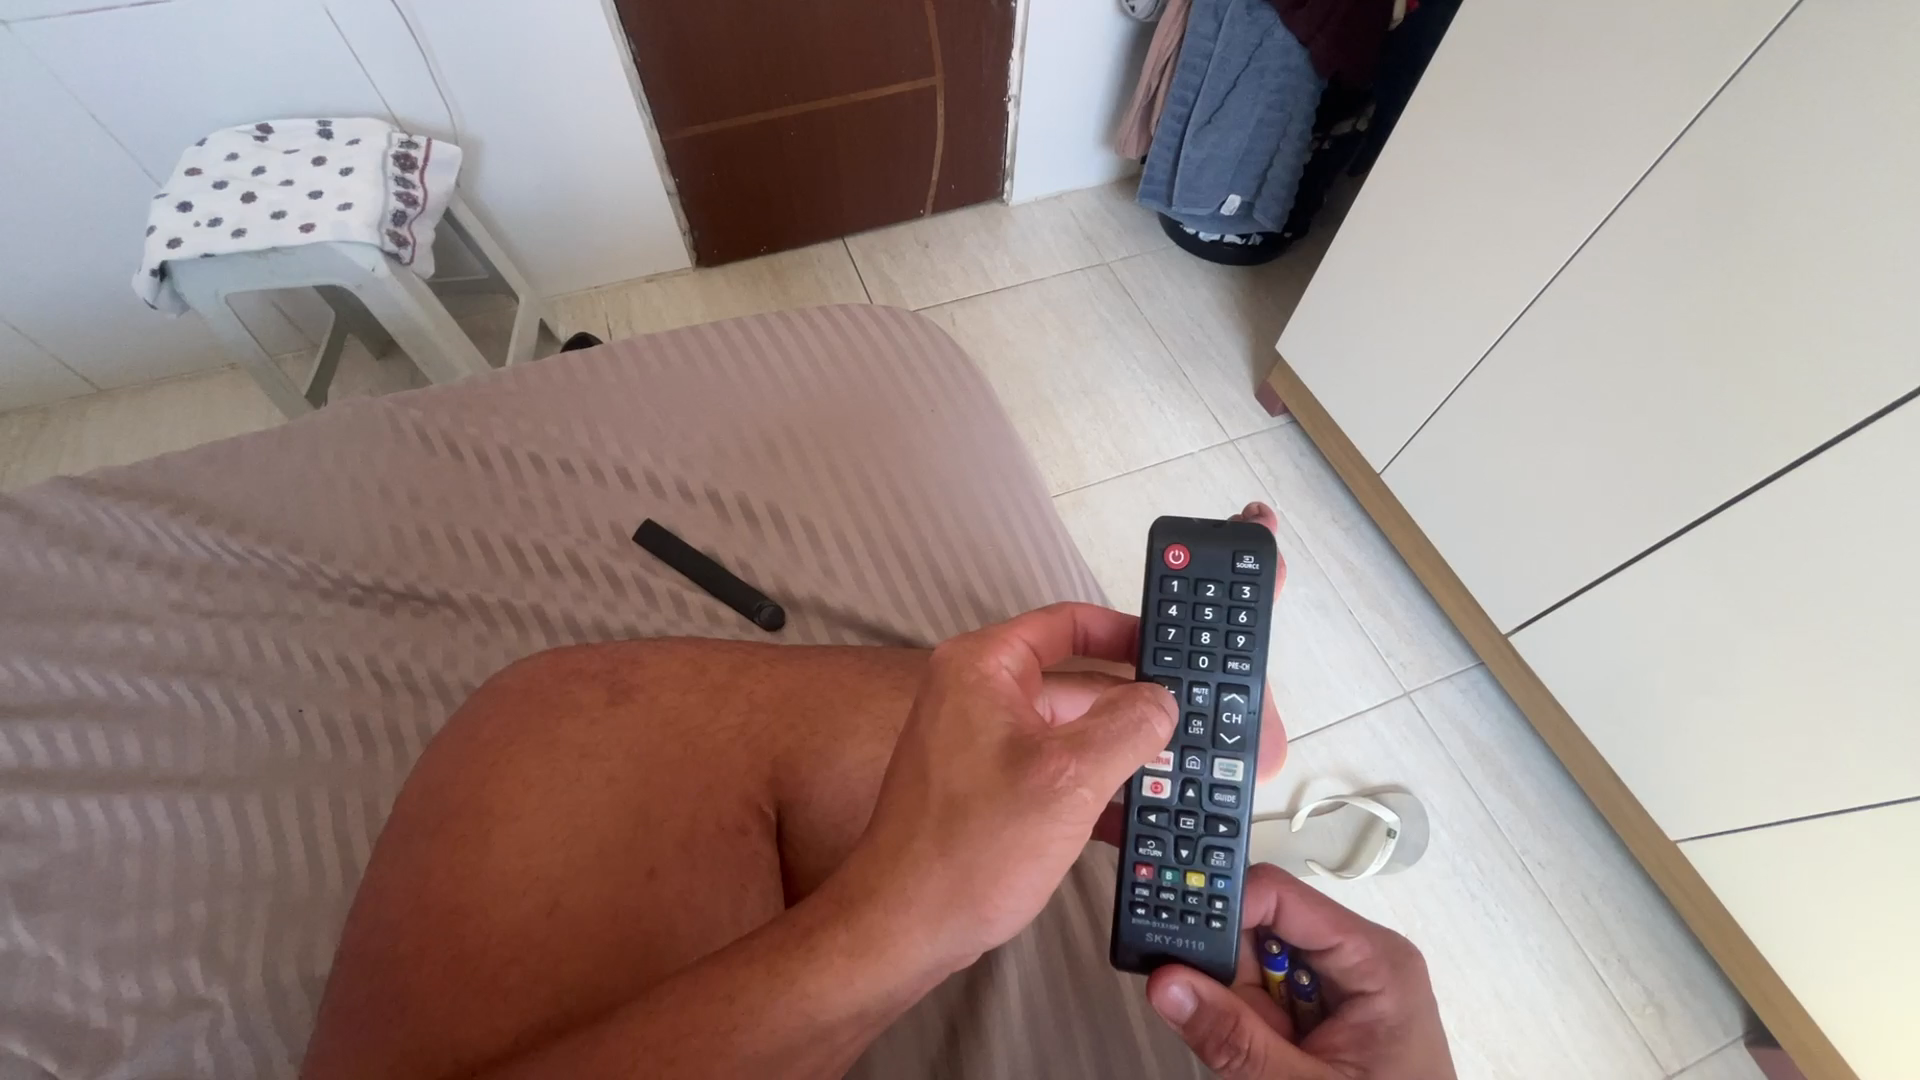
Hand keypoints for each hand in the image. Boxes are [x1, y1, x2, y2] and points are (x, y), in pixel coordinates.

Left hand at [833, 602, 1177, 974]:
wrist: (907, 925)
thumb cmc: (968, 848)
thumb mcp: (1069, 778)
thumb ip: (1127, 726)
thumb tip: (1160, 700)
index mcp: (983, 666)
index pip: (1064, 623)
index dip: (1121, 631)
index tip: (1166, 646)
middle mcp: (976, 690)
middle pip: (1074, 681)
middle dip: (1129, 710)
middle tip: (1185, 729)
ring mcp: (979, 737)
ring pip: (1067, 730)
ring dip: (1115, 755)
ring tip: (1169, 779)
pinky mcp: (985, 779)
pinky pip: (1049, 765)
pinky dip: (1088, 784)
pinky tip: (1130, 818)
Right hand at [1145, 864, 1454, 1078]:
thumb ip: (1236, 1039)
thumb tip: (1165, 983)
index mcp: (1370, 956)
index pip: (1275, 893)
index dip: (1221, 908)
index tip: (1175, 940)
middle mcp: (1353, 954)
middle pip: (1256, 924)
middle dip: (1227, 971)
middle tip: (1210, 1014)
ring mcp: (1336, 981)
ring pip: (1251, 960)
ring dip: (1237, 1004)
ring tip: (1258, 1056)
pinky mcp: (1321, 1006)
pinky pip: (1262, 991)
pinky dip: (1247, 1019)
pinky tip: (1262, 1055)